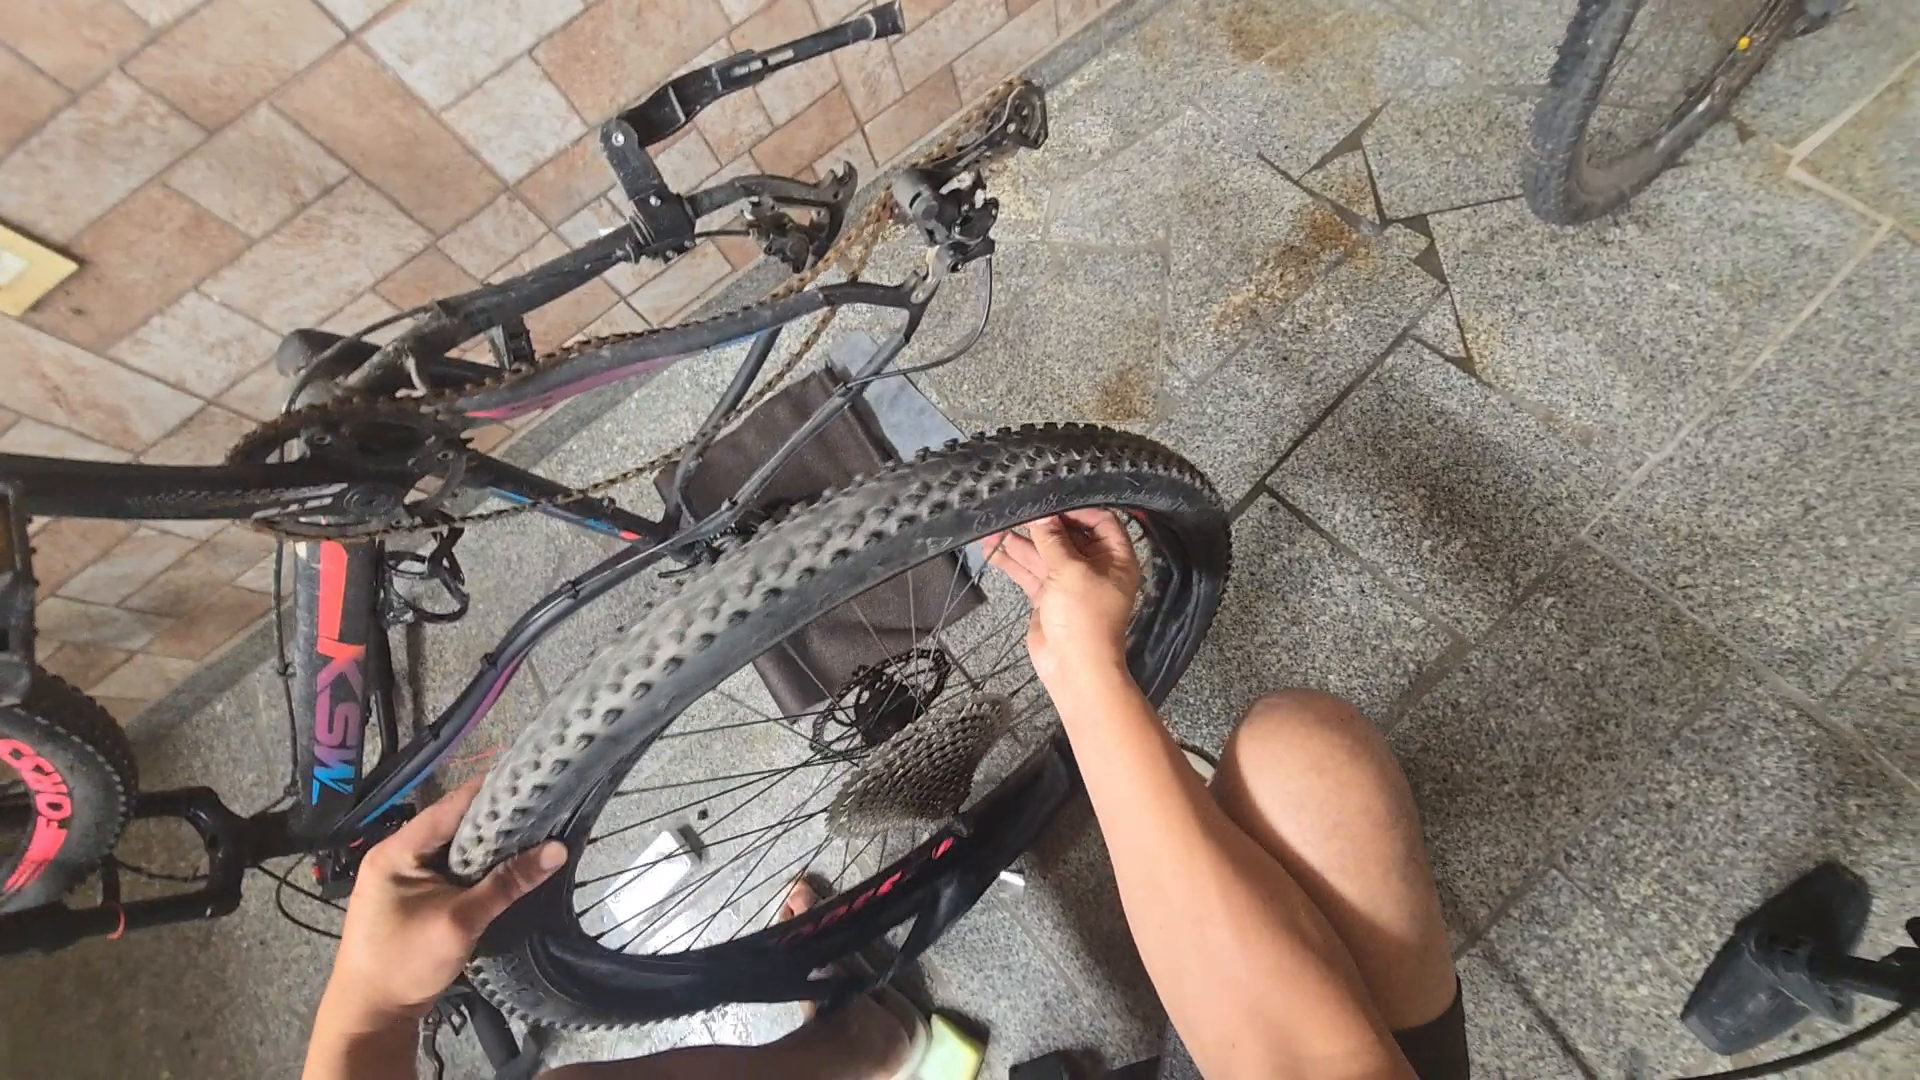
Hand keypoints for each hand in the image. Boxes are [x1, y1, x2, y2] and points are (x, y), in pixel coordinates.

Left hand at [319, 778, 566, 1027]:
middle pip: (458, 819)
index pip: (454, 804)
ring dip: (494, 837)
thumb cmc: (404, 965)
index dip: (495, 790)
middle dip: (500, 813)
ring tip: (538, 823)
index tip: (536, 779)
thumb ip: (509, 882)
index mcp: (397, 851)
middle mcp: (399, 853)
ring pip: (459, 841)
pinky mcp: (418, 890)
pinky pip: (457, 860)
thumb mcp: (461, 921)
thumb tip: (560, 848)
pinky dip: (484, 856)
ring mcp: (407, 872)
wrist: (369, 1021)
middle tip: (545, 802)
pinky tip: (513, 854)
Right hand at [984, 509, 1139, 688]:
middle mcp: (1094, 567)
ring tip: (994, 528)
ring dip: (1020, 542)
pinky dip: (1013, 561)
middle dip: (1041, 525)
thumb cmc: (1085, 619)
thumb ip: (1053, 539)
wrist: (1074, 667)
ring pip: (1043, 554)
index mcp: (1114, 558)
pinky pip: (1030, 572)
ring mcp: (1070, 582)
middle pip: (1067, 536)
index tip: (1051, 501)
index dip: (1076, 510)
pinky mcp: (1048, 596)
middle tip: (1018, 511)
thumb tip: (1042, 515)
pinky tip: (993, 549)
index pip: (1100, 521)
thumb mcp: (1070, 571)